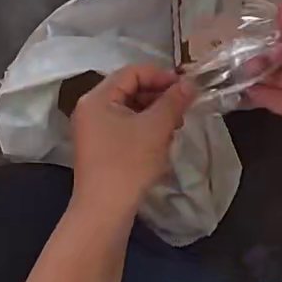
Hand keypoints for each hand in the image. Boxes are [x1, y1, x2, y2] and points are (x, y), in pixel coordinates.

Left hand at [71, 64, 194, 216]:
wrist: (105, 210)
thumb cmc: (128, 163)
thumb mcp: (156, 127)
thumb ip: (174, 101)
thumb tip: (190, 83)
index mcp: (97, 98)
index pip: (132, 72)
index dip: (161, 75)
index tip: (186, 87)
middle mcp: (91, 109)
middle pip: (130, 89)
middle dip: (159, 96)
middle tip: (184, 108)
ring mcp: (94, 130)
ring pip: (130, 109)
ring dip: (155, 112)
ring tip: (175, 125)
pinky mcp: (101, 147)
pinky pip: (126, 126)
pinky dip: (146, 128)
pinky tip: (162, 140)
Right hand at [244, 0, 281, 153]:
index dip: (275, 27)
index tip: (254, 30)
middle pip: (281, 51)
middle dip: (261, 52)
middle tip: (244, 58)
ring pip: (276, 76)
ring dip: (257, 73)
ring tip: (236, 73)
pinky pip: (278, 100)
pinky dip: (261, 96)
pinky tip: (243, 91)